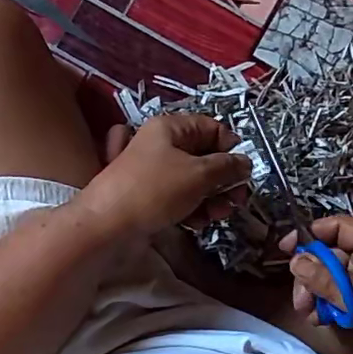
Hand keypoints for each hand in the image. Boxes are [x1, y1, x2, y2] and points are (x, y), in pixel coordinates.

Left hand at [73, 114, 250, 239]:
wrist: (107, 225)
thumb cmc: (154, 191)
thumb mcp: (198, 174)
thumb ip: (227, 167)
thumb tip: (245, 163)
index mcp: (170, 128)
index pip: (212, 128)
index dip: (231, 148)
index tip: (243, 172)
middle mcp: (161, 145)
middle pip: (205, 156)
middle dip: (223, 179)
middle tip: (235, 200)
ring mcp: (153, 172)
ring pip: (194, 180)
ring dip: (210, 198)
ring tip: (216, 215)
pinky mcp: (149, 196)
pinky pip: (179, 197)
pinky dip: (192, 208)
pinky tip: (197, 223)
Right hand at [281, 216, 352, 353]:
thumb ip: (331, 282)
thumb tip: (296, 260)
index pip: (344, 228)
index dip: (313, 234)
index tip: (286, 249)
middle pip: (335, 253)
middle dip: (313, 273)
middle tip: (300, 298)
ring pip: (335, 276)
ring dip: (317, 292)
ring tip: (310, 313)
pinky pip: (342, 297)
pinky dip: (328, 305)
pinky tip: (321, 319)